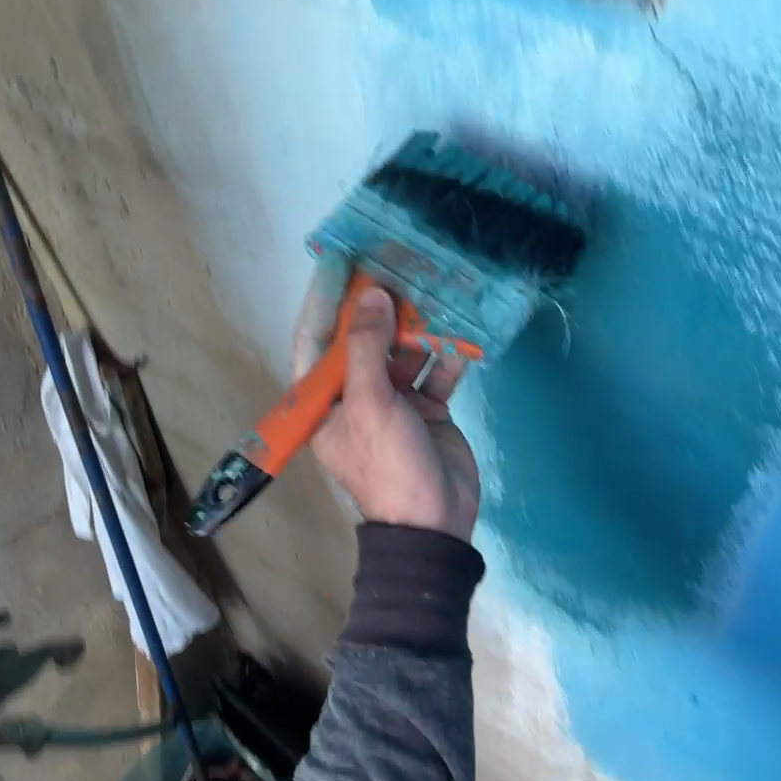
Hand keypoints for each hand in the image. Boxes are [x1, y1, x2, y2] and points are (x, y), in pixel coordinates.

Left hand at [294, 268, 479, 540]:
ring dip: (420, 328)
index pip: (318, 338)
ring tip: (437, 292)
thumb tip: (373, 295)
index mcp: (326, 399)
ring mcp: (396, 403)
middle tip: (402, 266)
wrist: (433, 522)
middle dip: (382, 308)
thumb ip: (367, 348)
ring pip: (404, 354)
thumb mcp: (370, 404)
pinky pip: (436, 374)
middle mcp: (357, 396)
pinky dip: (448, 356)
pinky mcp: (429, 411)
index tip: (341, 259)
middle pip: (365, 341)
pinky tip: (463, 334)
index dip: (327, 299)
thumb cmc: (388, 464)